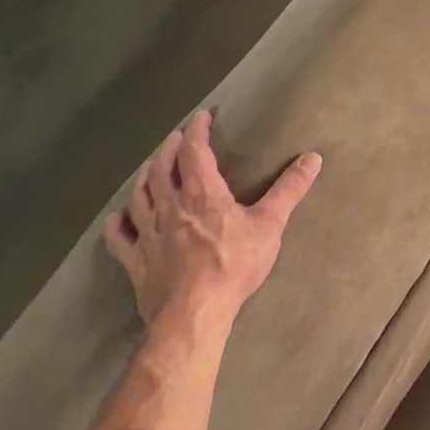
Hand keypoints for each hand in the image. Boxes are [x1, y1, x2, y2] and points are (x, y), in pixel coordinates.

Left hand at [104, 110, 321, 326]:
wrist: (194, 312)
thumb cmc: (234, 264)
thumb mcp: (270, 225)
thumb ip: (289, 190)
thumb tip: (313, 158)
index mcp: (201, 194)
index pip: (193, 152)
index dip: (196, 131)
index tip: (201, 117)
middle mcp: (169, 207)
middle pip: (161, 170)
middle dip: (168, 150)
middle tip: (175, 139)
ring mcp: (148, 234)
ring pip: (138, 197)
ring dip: (144, 178)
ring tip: (149, 169)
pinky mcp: (136, 261)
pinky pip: (119, 238)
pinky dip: (117, 224)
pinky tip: (118, 218)